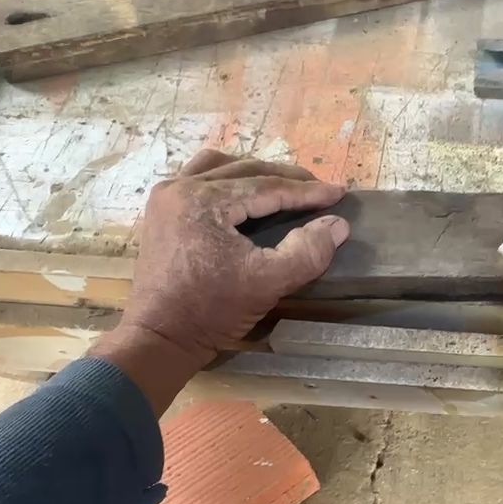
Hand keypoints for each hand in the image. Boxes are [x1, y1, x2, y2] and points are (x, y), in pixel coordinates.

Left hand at [92, 149, 350, 411]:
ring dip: (255, 173)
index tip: (339, 193)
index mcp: (204, 200)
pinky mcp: (163, 213)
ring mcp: (167, 198)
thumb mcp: (268, 282)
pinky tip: (244, 194)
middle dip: (285, 178)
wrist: (162, 335)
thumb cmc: (213, 309)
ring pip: (220, 168)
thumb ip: (306, 252)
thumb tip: (337, 225)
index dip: (307, 192)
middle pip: (244, 171)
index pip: (267, 187)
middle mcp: (181, 187)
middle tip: (318, 187)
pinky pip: (199, 179)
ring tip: (283, 185)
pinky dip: (228, 179)